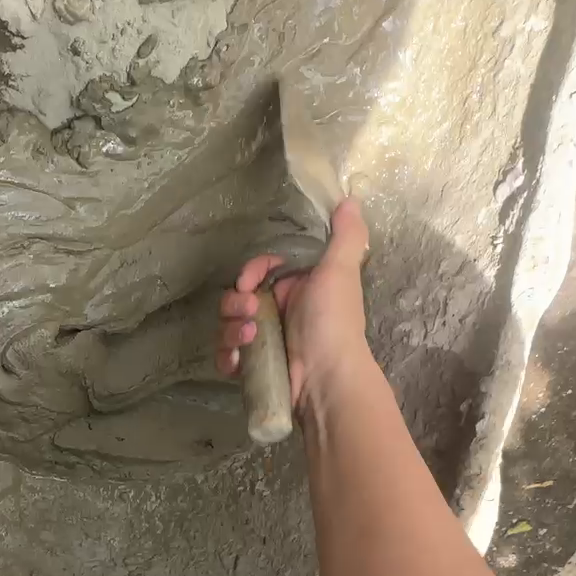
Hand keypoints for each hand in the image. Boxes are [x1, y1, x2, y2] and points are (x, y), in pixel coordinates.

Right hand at [216, 197, 371, 408]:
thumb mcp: (340, 271)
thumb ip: (345, 235)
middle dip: (234, 304)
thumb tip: (349, 198)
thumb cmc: (333, 322)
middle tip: (248, 313)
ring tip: (248, 339)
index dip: (250, 272)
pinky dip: (227, 357)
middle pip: (237, 297)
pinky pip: (226, 356)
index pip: (260, 270)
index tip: (248, 282)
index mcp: (297, 287)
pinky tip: (238, 360)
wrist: (325, 377)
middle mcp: (278, 312)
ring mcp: (263, 341)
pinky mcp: (252, 367)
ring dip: (230, 330)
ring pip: (227, 326)